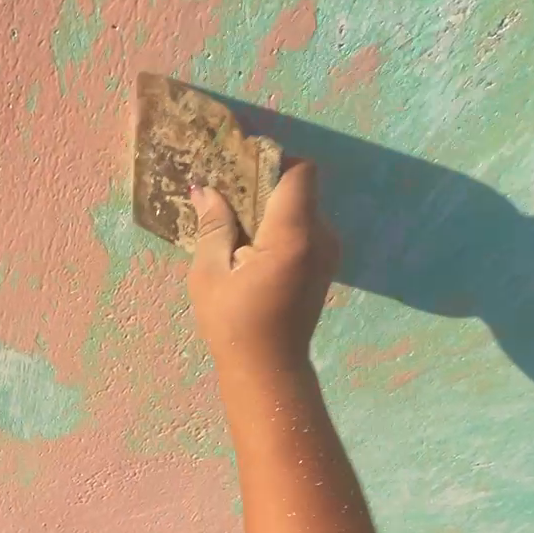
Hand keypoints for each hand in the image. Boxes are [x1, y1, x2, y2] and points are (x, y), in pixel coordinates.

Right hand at [186, 160, 341, 375]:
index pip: (298, 172)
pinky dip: (279, 229)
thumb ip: (213, 228)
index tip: (238, 173)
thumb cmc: (232, 325)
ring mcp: (328, 250)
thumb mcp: (209, 276)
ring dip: (270, 211)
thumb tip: (206, 190)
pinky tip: (251, 252)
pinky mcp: (324, 264)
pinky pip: (304, 230)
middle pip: (300, 189)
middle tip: (227, 201)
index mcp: (293, 236)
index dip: (271, 163)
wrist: (267, 369)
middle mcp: (321, 236)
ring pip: (302, 209)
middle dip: (264, 188)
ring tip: (235, 232)